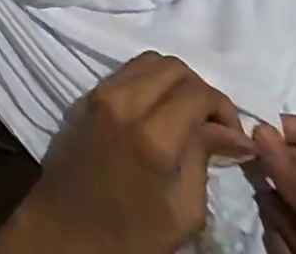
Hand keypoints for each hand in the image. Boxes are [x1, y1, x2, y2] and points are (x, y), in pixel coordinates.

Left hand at [0, 52, 254, 253]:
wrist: (61, 234)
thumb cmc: (127, 236)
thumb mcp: (182, 211)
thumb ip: (205, 158)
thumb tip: (234, 132)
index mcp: (151, 135)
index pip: (197, 92)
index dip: (223, 107)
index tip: (233, 133)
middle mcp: (123, 102)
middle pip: (174, 67)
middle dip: (201, 89)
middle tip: (211, 122)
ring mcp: (99, 93)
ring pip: (148, 60)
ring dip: (174, 80)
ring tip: (185, 113)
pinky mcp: (85, 95)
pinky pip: (125, 70)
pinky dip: (149, 80)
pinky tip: (157, 108)